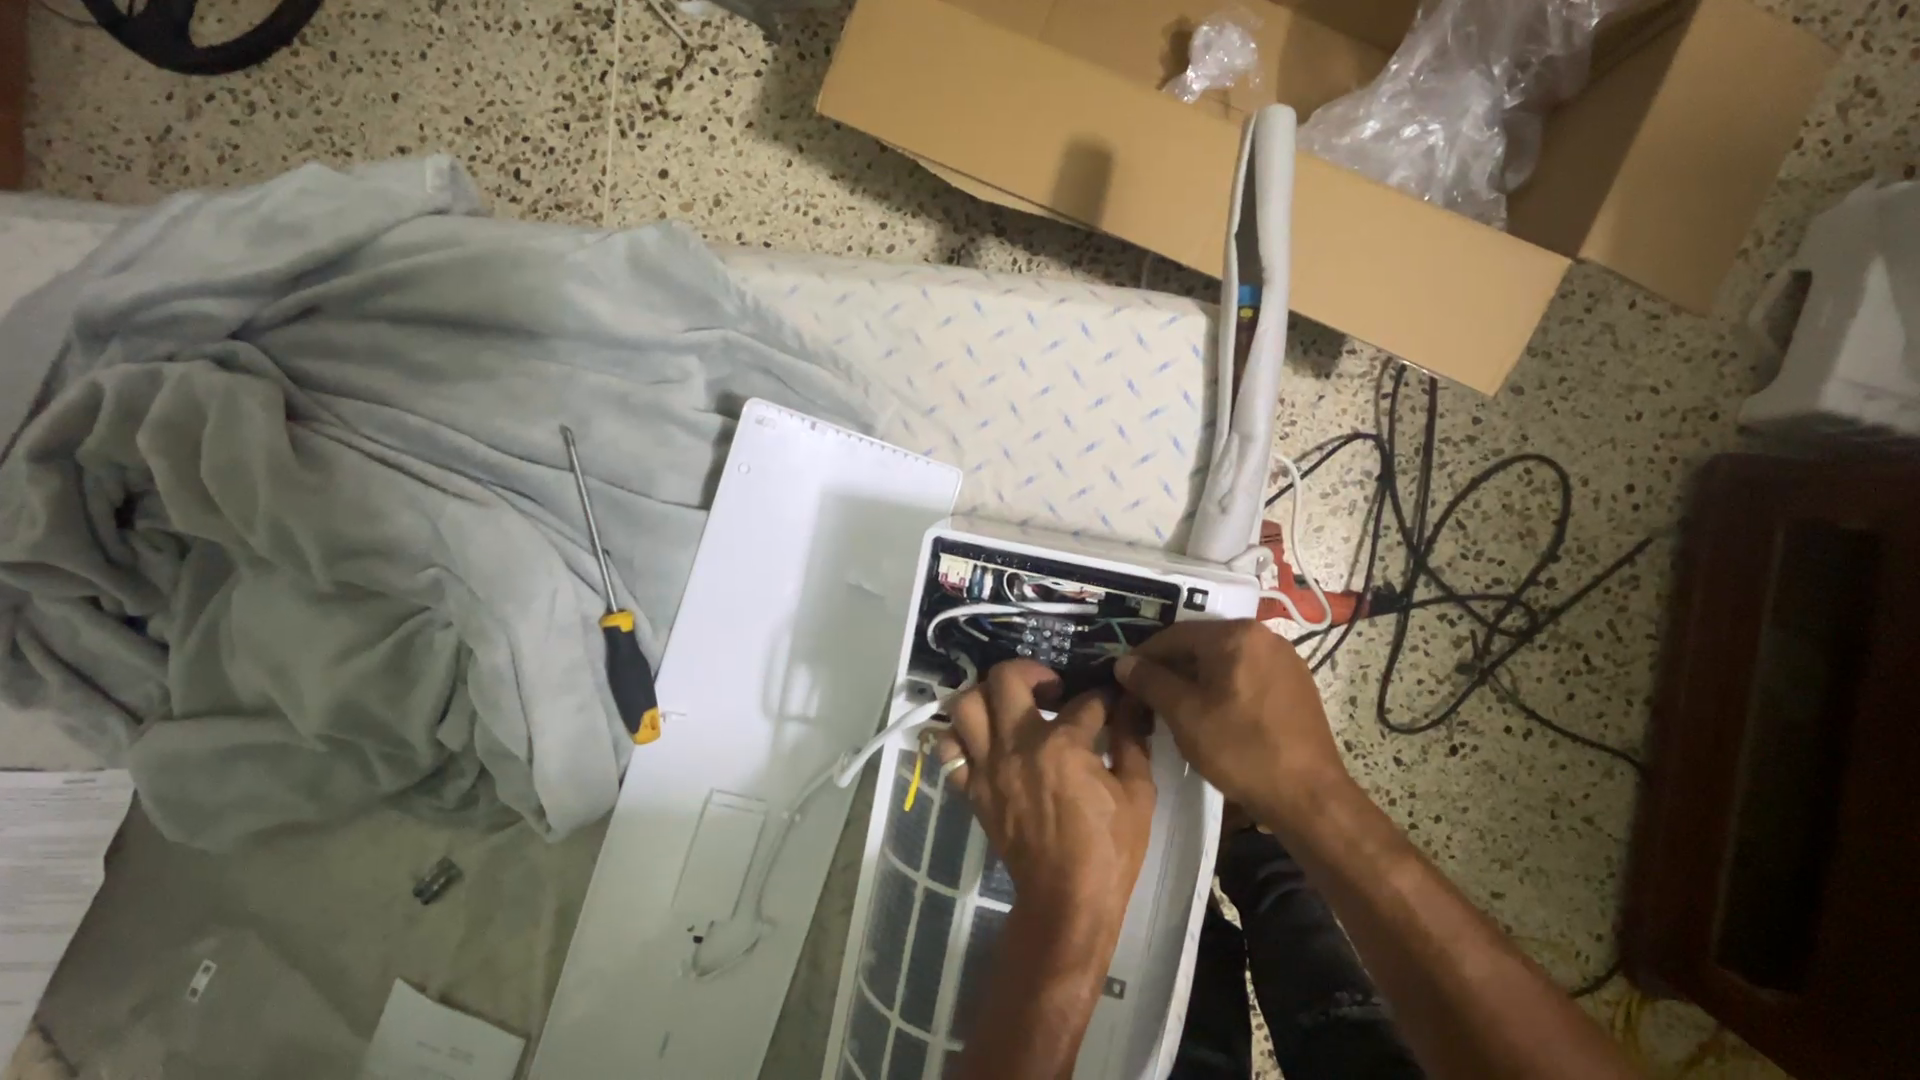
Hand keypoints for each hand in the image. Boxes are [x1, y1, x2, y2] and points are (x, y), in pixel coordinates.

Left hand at [937, 660, 1156, 918]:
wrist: (1066, 900)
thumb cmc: (1110, 850)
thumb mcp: (1138, 793)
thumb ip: (1133, 741)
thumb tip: (1133, 706)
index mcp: (1063, 743)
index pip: (1085, 701)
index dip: (1103, 698)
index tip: (1110, 705)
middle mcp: (1018, 744)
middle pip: (1005, 678)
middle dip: (1030, 670)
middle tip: (1050, 689)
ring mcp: (988, 766)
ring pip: (965, 704)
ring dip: (986, 695)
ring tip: (1009, 706)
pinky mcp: (973, 789)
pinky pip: (949, 749)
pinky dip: (960, 736)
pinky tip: (983, 739)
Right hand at [1114, 620, 1353, 841]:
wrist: (1308, 795)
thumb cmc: (1241, 749)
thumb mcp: (1184, 714)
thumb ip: (1151, 682)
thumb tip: (1124, 662)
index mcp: (1236, 635)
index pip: (1175, 635)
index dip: (1144, 656)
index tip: (1123, 678)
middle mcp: (1265, 636)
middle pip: (1202, 645)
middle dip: (1171, 668)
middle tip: (1146, 695)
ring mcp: (1285, 660)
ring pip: (1225, 662)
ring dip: (1196, 679)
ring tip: (1175, 708)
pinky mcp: (1296, 685)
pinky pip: (1247, 676)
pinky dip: (1223, 688)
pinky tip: (1212, 715)